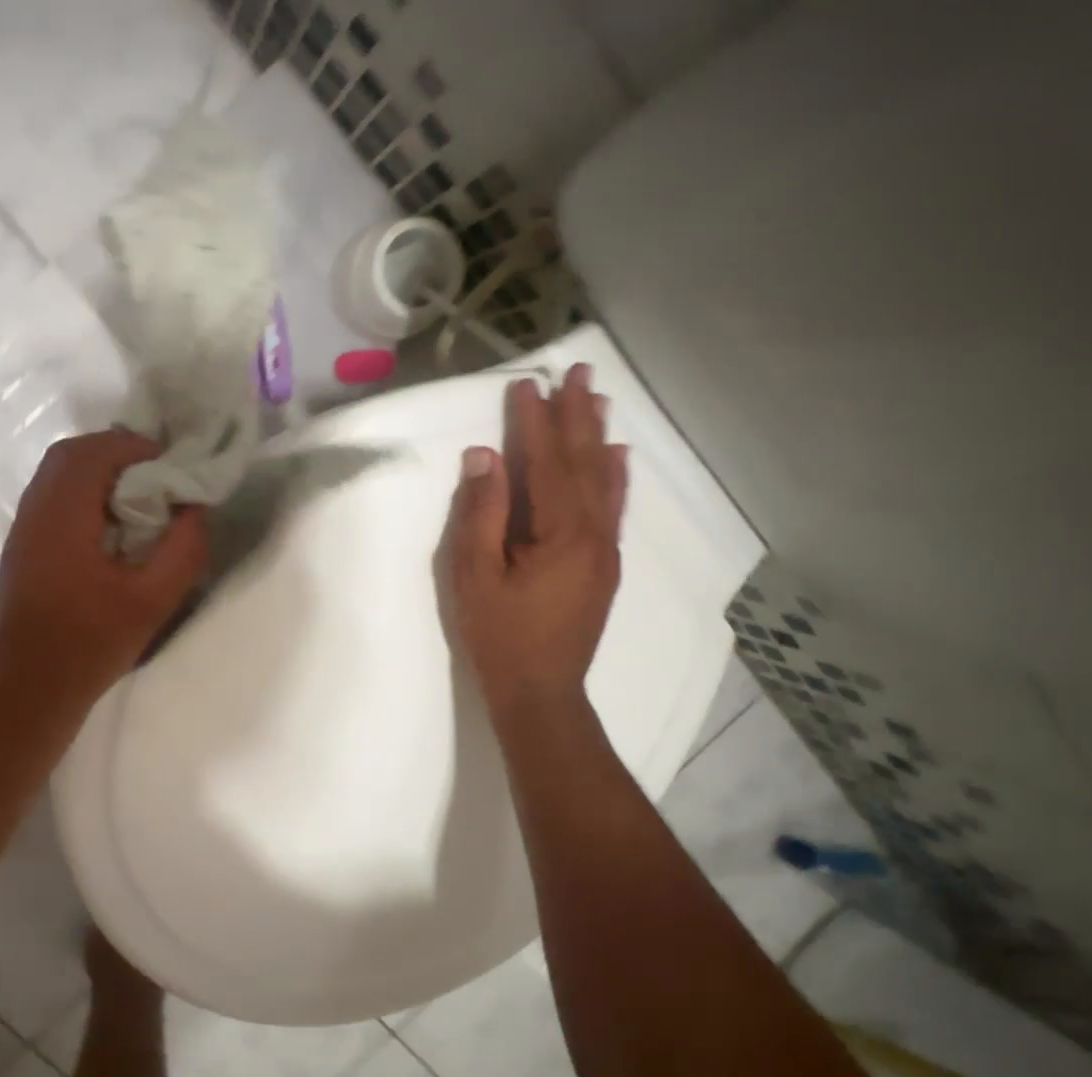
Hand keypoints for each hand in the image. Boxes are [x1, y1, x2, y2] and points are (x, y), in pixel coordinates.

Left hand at [0, 431, 208, 713]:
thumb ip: (183, 548)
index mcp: (62, 517)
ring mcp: (21, 530)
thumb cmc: (92, 645)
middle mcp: (33, 513)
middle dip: (114, 451)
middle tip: (154, 473)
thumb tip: (194, 506)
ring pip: (54, 474)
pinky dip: (79, 491)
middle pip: (69, 454)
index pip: (94, 453)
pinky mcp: (19, 548)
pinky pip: (48, 497)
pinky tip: (107, 523)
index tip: (170, 465)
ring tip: (136, 494)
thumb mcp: (153, 601)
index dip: (135, 448)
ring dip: (95, 470)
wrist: (33, 689)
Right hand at [450, 364, 628, 712]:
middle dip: (577, 414)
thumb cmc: (499, 634)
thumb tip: (485, 455)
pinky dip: (615, 474)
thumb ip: (481, 512)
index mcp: (562, 532)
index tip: (525, 383)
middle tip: (579, 370)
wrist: (541, 691)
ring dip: (598, 435)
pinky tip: (617, 456)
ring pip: (604, 480)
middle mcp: (595, 532)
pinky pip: (614, 505)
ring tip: (599, 397)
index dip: (534, 422)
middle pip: (584, 462)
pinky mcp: (604, 564)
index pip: (547, 463)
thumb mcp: (475, 574)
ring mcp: (605, 549)